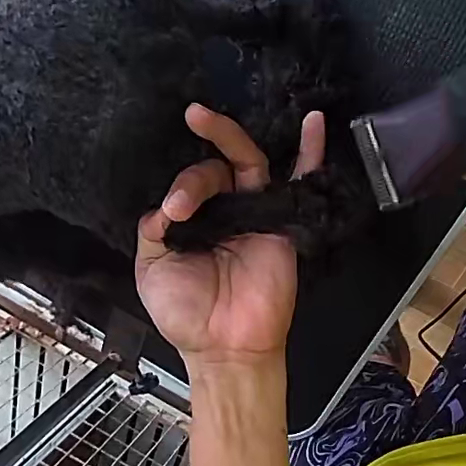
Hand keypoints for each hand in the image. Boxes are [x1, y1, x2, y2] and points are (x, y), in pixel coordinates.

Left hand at [136, 104, 324, 368]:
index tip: (173, 214)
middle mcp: (225, 214)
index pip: (188, 185)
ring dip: (227, 137)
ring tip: (202, 117)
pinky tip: (313, 122)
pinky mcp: (284, 224)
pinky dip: (311, 152)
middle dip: (195, 173)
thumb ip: (153, 231)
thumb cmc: (188, 317)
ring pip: (248, 163)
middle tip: (184, 194)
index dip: (179, 190)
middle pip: (214, 168)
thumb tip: (163, 205)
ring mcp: (256, 216)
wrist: (224, 348)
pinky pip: (300, 182)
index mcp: (194, 223)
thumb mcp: (151, 269)